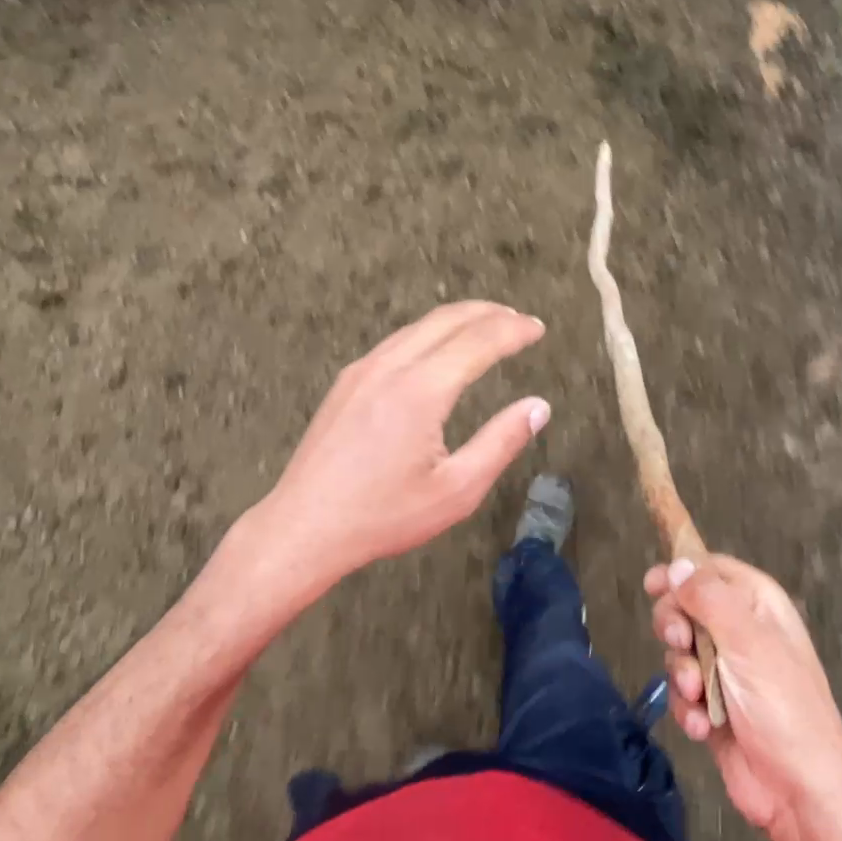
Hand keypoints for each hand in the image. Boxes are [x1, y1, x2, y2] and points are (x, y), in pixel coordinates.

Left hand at [261, 302, 549, 587]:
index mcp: (422, 389)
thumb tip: (538, 407)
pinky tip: (439, 350)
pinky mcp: (347, 381)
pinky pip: (397, 340)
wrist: (303, 527)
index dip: (514, 330)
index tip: (539, 328)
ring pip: (419, 326)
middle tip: (521, 320)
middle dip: (490, 313)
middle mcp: (391, 366)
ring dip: (459, 319)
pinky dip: (430, 333)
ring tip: (488, 326)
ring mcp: (363, 370)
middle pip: (448, 319)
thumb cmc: (384, 516)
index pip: (479, 340)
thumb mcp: (456, 490)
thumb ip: (501, 443)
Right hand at [646, 556, 841, 840]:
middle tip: (680, 643)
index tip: (652, 585)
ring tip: (698, 696)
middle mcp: (740, 630)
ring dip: (681, 675)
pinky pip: (682, 691)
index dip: (680, 572)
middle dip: (675, 628)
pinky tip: (704, 726)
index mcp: (758, 604)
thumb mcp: (747, 641)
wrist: (798, 790)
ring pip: (678, 651)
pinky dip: (688, 707)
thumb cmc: (782, 705)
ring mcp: (726, 669)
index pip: (711, 568)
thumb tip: (677, 563)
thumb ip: (709, 597)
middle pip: (685, 607)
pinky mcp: (713, 704)